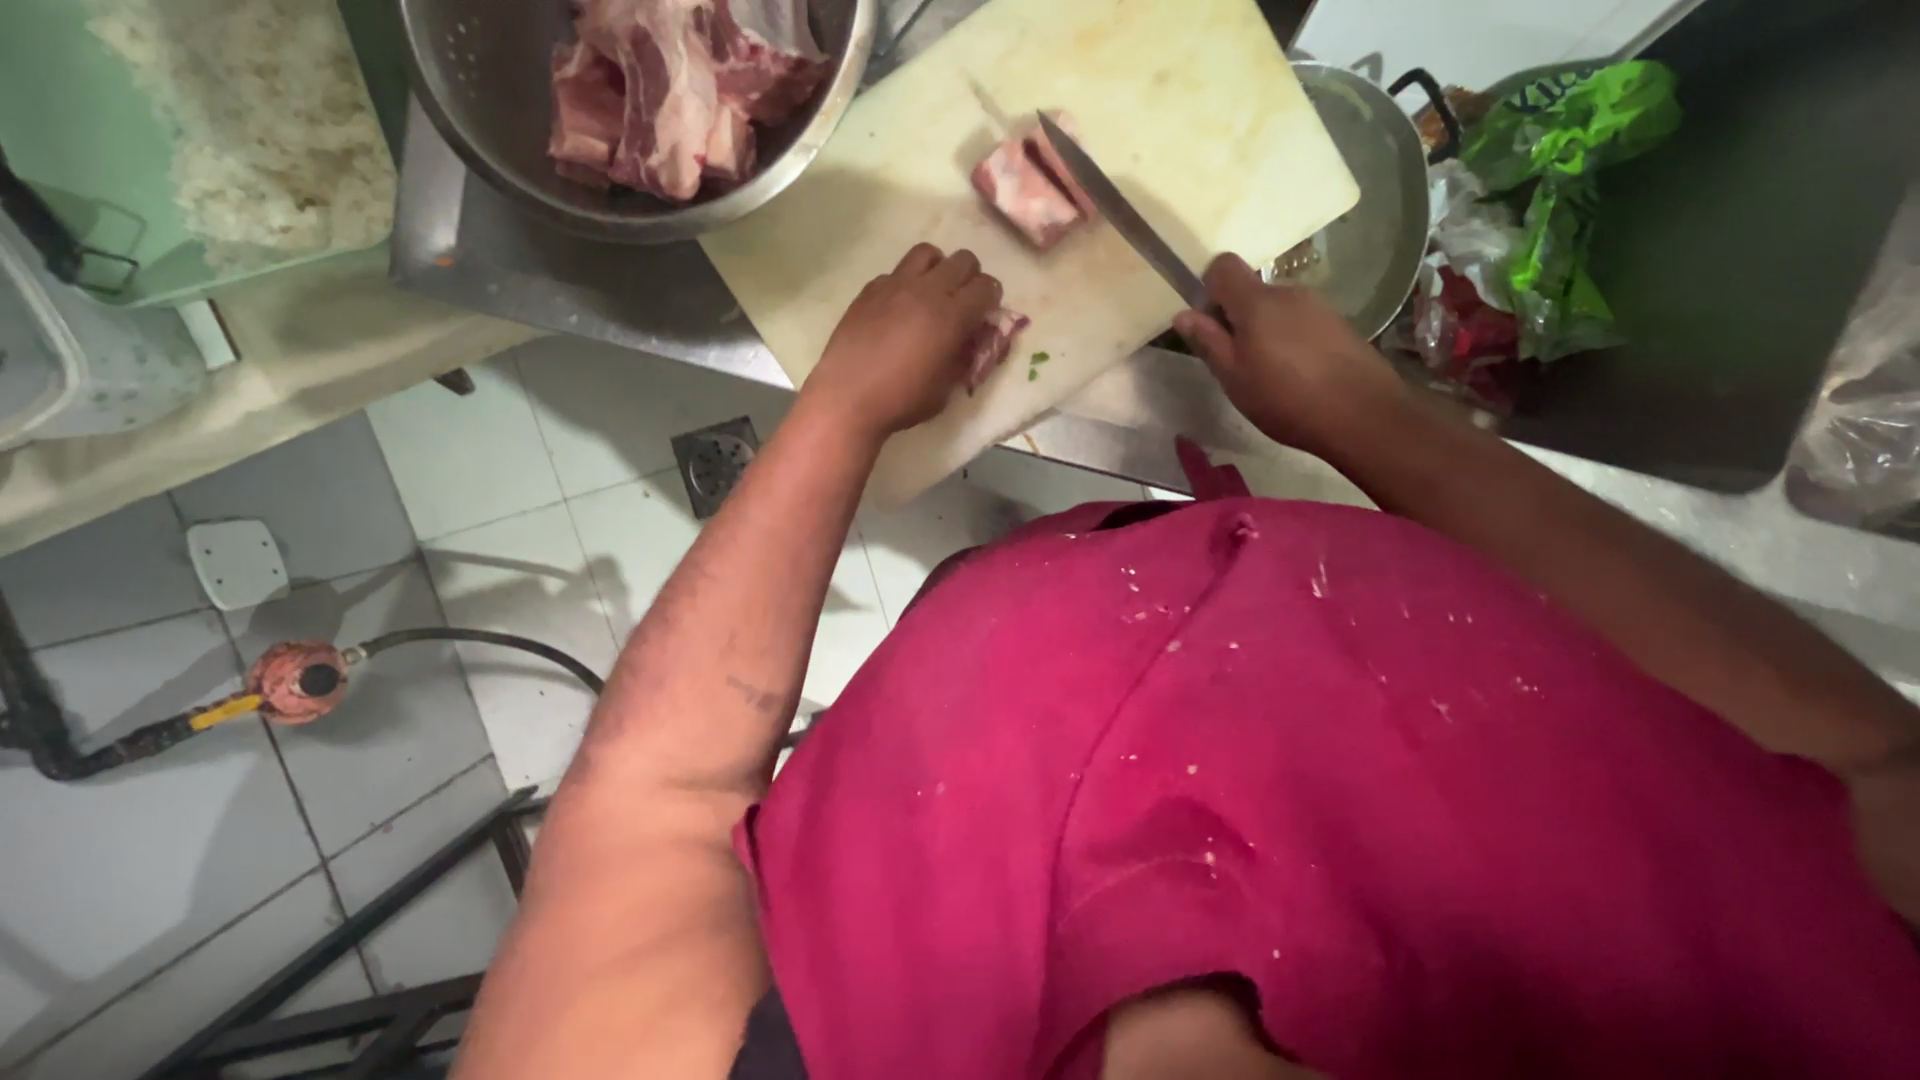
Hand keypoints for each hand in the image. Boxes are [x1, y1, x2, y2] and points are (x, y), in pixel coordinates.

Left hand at [800, 244, 1001, 442]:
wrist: (847, 398)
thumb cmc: (902, 400)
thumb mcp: (945, 388)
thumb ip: (962, 358)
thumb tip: (968, 343)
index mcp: (951, 316)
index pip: (986, 286)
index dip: (991, 298)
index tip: (985, 314)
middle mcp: (926, 291)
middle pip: (963, 260)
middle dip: (970, 278)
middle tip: (963, 301)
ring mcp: (894, 285)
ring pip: (927, 253)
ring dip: (938, 268)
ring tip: (931, 292)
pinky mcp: (869, 291)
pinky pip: (894, 273)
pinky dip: (904, 284)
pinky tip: (897, 308)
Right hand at [1174, 253, 1407, 457]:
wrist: (1363, 414)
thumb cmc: (1286, 398)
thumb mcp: (1234, 377)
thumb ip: (1208, 342)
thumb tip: (1183, 314)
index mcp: (1257, 301)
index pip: (1223, 266)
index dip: (1209, 288)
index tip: (1209, 324)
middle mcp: (1289, 293)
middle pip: (1251, 291)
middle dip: (1237, 318)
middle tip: (1236, 362)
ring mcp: (1319, 306)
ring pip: (1276, 309)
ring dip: (1265, 332)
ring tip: (1269, 374)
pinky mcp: (1339, 324)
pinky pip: (1300, 322)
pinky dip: (1290, 341)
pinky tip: (1297, 376)